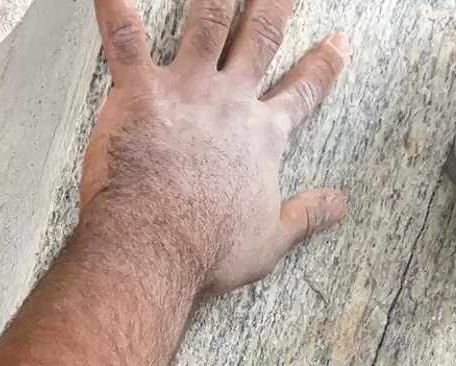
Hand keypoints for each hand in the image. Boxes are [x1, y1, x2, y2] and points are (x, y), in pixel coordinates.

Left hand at [81, 0, 349, 295]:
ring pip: (206, 21)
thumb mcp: (269, 242)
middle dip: (273, 6)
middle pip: (259, 38)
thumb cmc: (209, 251)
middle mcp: (230, 102)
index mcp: (262, 137)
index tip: (337, 44)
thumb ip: (307, 217)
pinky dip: (114, 9)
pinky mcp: (138, 95)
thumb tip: (341, 205)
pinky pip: (124, 40)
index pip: (302, 94)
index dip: (322, 68)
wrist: (157, 251)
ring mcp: (185, 91)